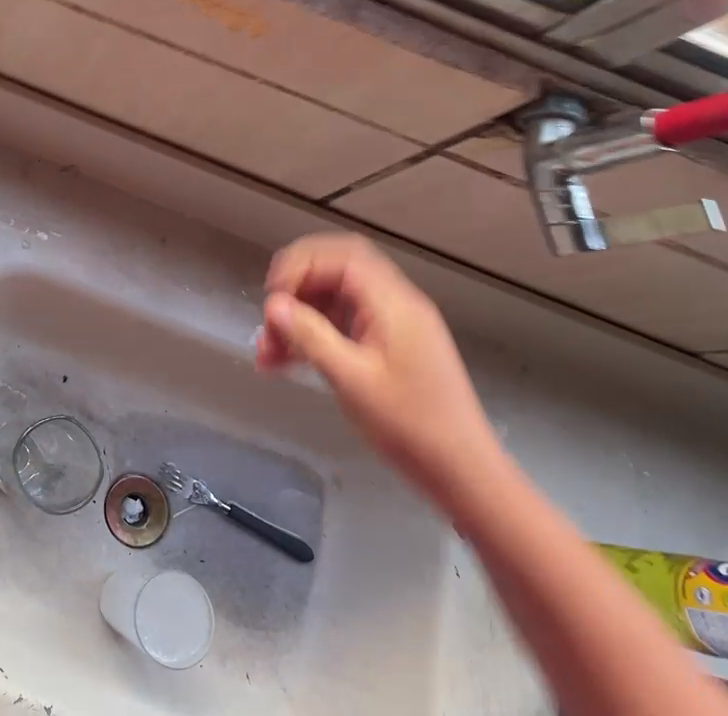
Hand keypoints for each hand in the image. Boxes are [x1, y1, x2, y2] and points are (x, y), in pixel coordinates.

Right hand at [258, 234, 502, 498]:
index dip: (300, 266)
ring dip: (299, 319)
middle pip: (336, 273)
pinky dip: (313, 337)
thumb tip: (274, 305)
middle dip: (295, 292)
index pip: (342, 257)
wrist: (461, 471)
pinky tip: (286, 362)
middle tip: (269, 323)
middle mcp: (395, 306)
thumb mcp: (352, 380)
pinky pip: (342, 327)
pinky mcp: (388, 349)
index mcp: (394, 305)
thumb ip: (311, 337)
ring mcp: (393, 328)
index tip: (272, 297)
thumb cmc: (409, 425)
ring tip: (267, 352)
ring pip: (335, 302)